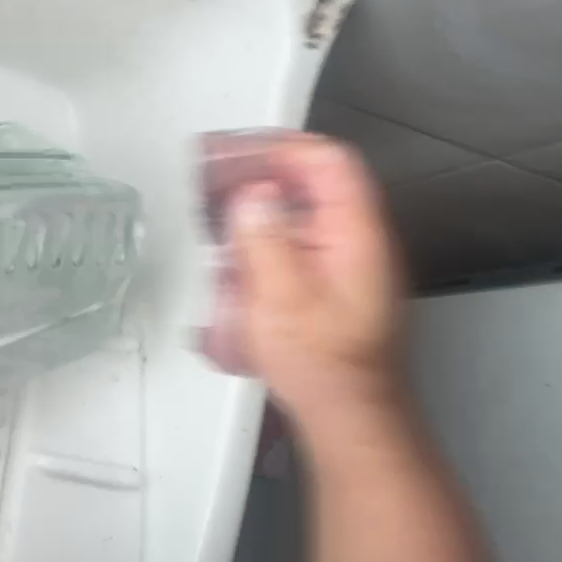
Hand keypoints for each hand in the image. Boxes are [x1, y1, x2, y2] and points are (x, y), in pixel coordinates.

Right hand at [201, 132, 407, 438]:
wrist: (347, 414)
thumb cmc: (324, 366)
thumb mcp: (284, 298)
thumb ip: (266, 238)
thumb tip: (252, 193)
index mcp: (355, 236)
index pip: (327, 161)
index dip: (276, 147)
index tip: (230, 151)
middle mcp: (353, 239)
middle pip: (308, 177)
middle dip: (254, 167)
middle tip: (207, 169)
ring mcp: (339, 256)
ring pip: (294, 203)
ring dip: (249, 195)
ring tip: (206, 201)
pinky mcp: (320, 274)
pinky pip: (286, 231)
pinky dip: (251, 225)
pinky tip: (223, 241)